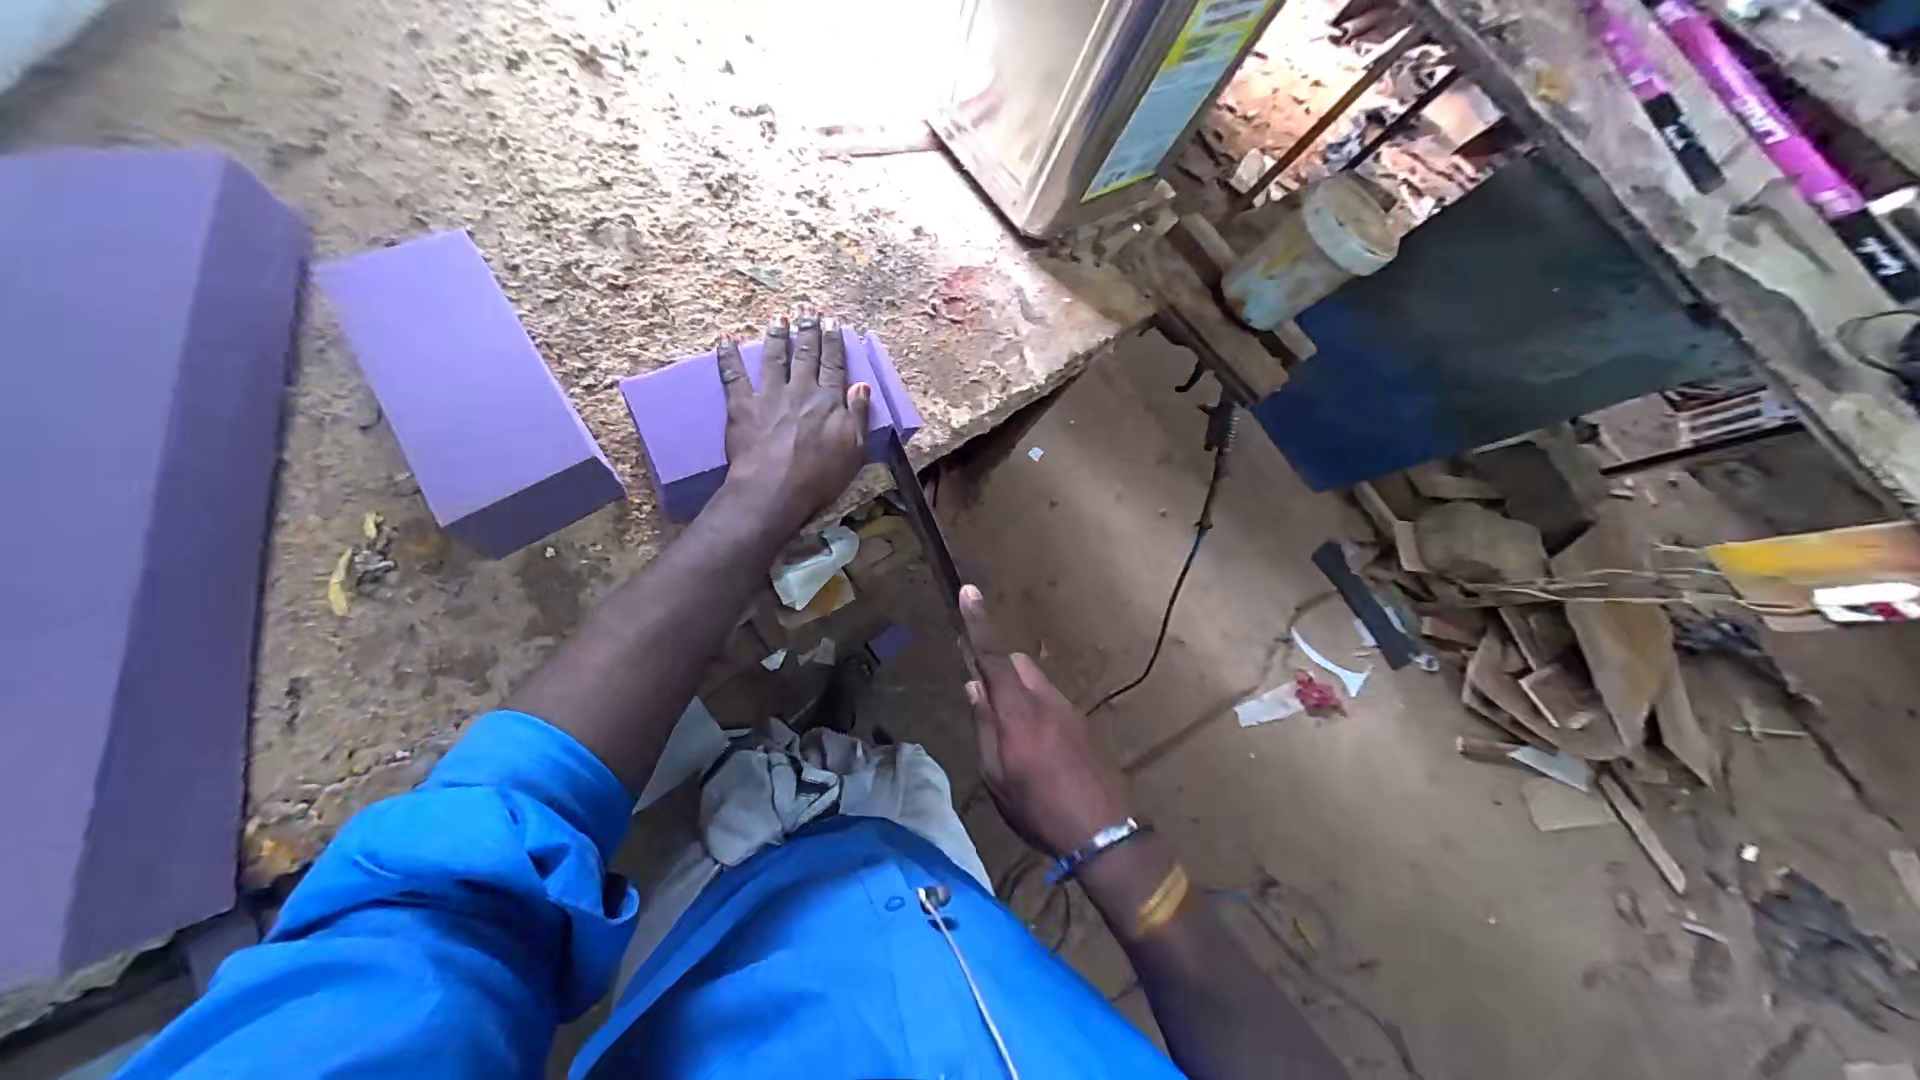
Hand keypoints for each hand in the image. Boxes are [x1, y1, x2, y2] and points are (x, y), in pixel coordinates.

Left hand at [717, 313, 870, 533]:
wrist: (775, 489)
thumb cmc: (820, 476)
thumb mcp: (854, 449)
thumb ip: (857, 415)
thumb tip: (861, 385)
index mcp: (829, 401)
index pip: (834, 364)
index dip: (834, 341)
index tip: (833, 321)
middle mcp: (801, 390)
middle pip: (806, 354)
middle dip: (808, 329)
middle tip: (808, 309)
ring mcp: (770, 395)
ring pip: (774, 357)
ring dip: (776, 336)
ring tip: (778, 318)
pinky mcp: (742, 405)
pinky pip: (733, 375)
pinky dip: (728, 355)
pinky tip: (725, 338)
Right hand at [959, 584, 1130, 858]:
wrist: (1102, 833)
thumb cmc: (1039, 809)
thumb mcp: (997, 776)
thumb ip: (984, 725)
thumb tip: (974, 686)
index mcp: (1018, 711)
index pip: (993, 656)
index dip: (977, 623)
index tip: (968, 591)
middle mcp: (1046, 700)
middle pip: (1017, 662)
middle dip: (998, 667)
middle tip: (985, 701)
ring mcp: (1069, 709)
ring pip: (1035, 680)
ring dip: (1017, 690)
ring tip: (1013, 736)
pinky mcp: (1083, 723)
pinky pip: (1051, 699)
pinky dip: (1035, 706)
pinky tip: (1038, 747)